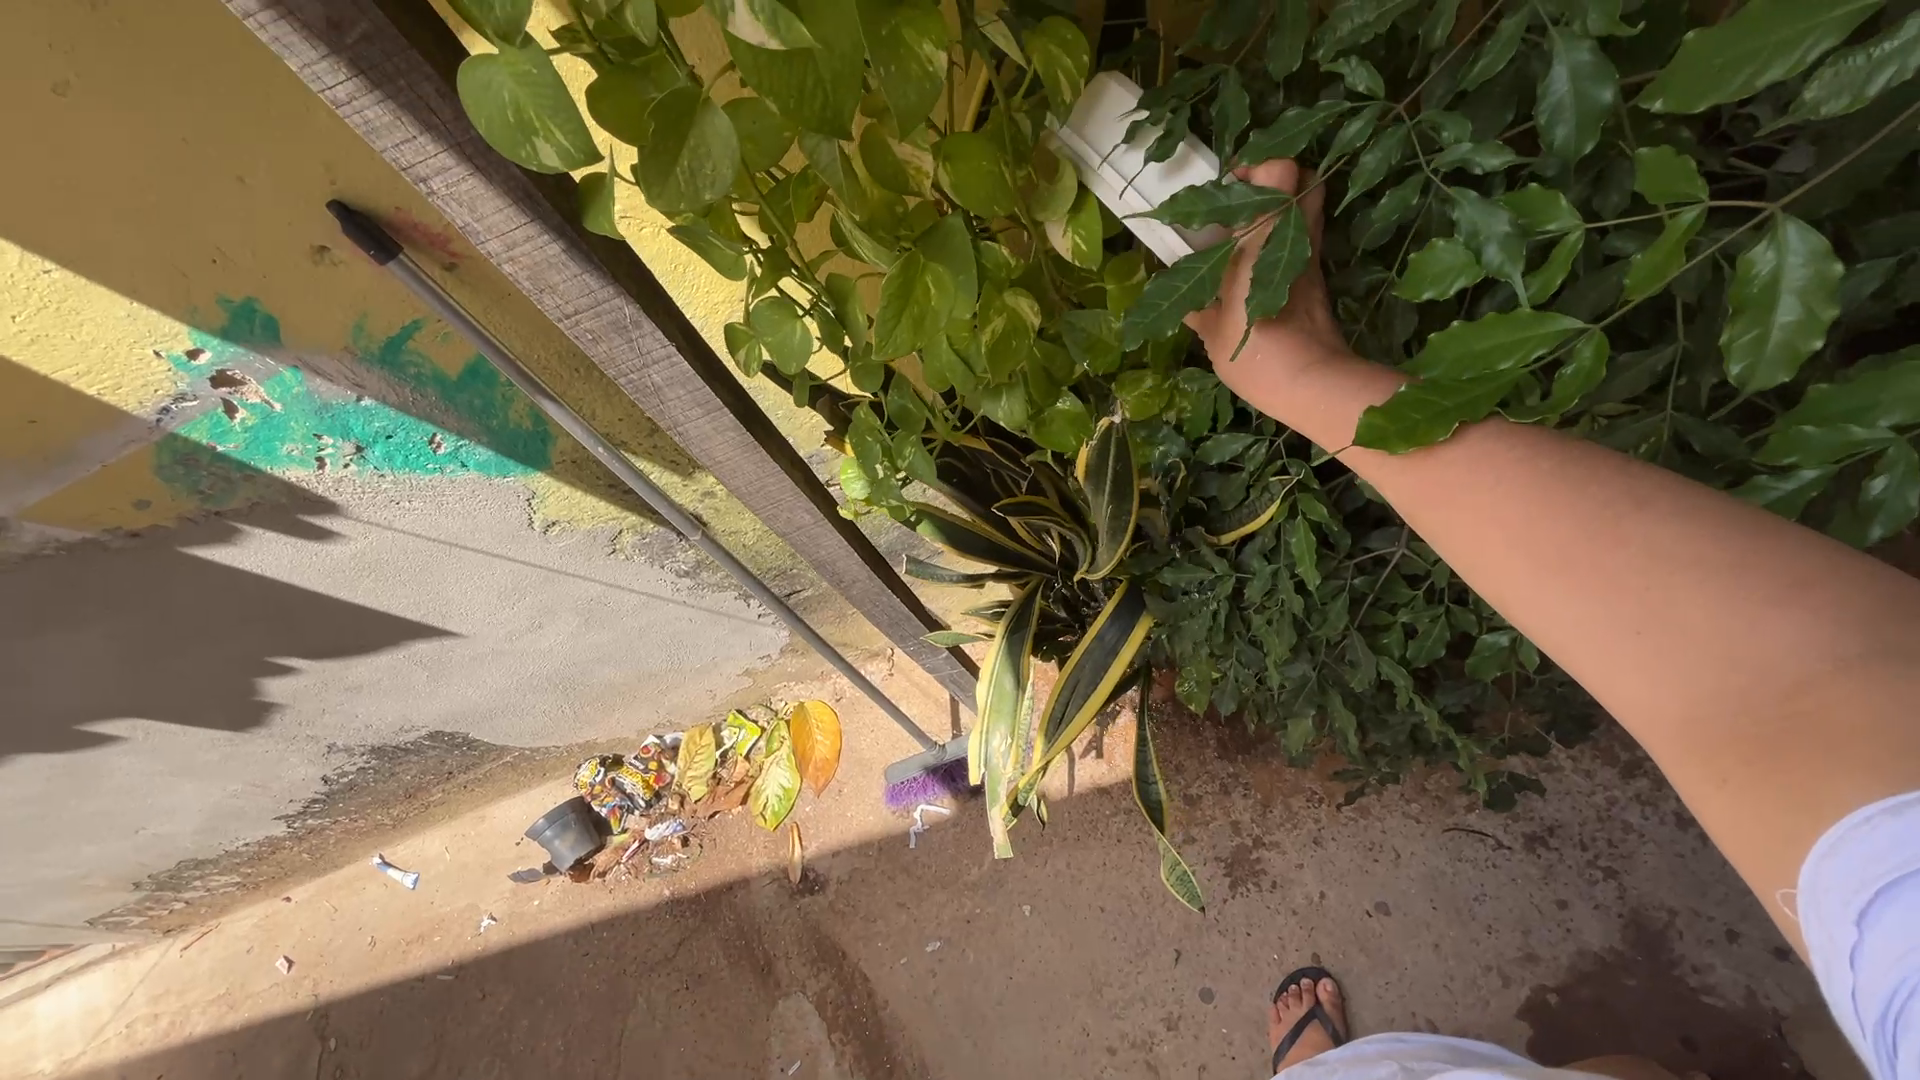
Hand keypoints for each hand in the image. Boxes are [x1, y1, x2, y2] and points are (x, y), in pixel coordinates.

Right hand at [1184, 159, 1349, 392]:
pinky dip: (1283, 241)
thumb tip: (1183, 303)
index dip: (1256, 166)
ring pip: (1308, 209)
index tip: (1228, 185)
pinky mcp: (1318, 281)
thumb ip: (1197, 308)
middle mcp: (1294, 239)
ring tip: (1245, 232)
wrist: (1312, 384)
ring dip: (1281, 208)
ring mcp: (1310, 259)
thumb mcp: (1213, 333)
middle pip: (1305, 178)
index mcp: (1263, 240)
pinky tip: (1256, 265)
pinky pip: (1302, 243)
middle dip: (1275, 179)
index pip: (1280, 171)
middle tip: (1241, 201)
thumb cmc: (1257, 354)